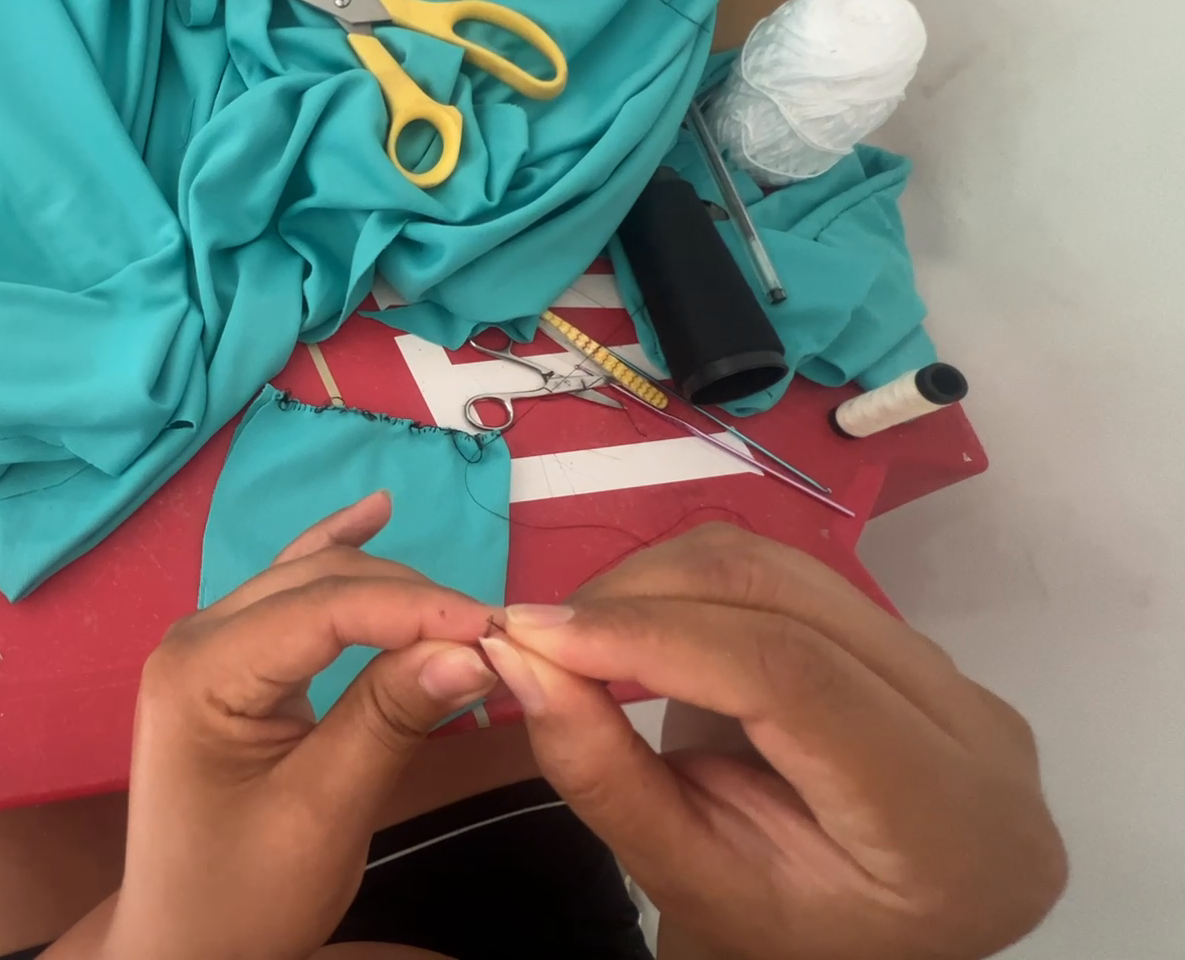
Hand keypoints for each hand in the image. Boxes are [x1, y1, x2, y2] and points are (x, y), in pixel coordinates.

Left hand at [78, 492, 499, 959]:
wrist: (184, 941)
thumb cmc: (242, 894)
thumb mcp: (321, 814)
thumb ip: (388, 719)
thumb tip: (470, 651)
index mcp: (201, 668)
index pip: (320, 609)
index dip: (412, 608)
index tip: (493, 627)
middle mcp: (197, 633)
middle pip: (317, 585)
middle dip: (408, 600)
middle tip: (493, 633)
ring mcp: (210, 639)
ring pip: (310, 582)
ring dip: (387, 586)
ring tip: (459, 605)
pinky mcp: (232, 654)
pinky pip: (291, 592)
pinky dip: (337, 552)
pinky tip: (373, 513)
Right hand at [479, 524, 1065, 959]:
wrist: (843, 932)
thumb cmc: (767, 928)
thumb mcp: (676, 874)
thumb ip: (597, 768)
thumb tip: (515, 653)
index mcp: (948, 824)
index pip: (790, 676)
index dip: (647, 636)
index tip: (529, 632)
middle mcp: (970, 722)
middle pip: (775, 593)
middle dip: (632, 595)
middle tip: (537, 633)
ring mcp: (934, 666)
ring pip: (763, 561)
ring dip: (646, 579)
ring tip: (581, 634)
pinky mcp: (884, 634)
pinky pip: (762, 565)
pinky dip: (670, 577)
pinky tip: (633, 624)